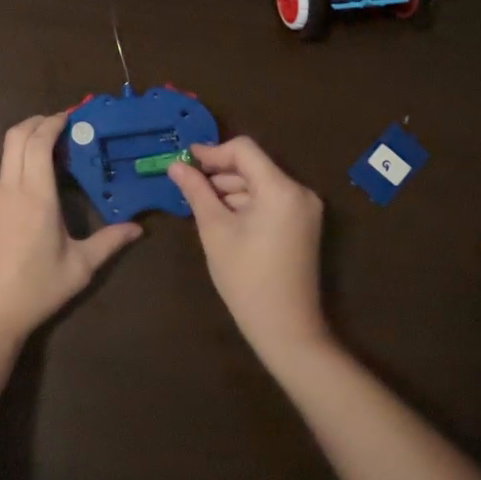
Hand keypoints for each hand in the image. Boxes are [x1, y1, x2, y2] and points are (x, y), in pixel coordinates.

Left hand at [0, 113, 142, 346]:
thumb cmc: (36, 291)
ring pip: (6, 164)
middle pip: (16, 137)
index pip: (39, 141)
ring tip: (46, 174)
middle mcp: (6, 189)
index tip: (68, 117)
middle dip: (36, 123)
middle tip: (57, 126)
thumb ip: (109, 242)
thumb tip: (138, 228)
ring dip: (25, 156)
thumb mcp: (79, 268)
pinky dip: (13, 186)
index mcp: (35, 196)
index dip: (53, 122)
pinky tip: (23, 215)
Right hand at [168, 137, 328, 354]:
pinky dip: (246, 202)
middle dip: (219, 173)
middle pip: (253, 166)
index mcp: (281, 189)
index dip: (213, 152)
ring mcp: (305, 209)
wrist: (286, 329)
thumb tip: (176, 166)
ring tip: (201, 204)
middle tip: (188, 185)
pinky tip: (223, 217)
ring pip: (260, 183)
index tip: (186, 161)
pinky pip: (270, 200)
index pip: (244, 150)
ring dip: (231, 188)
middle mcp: (299, 191)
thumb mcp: (215, 230)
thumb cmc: (246, 278)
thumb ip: (196, 191)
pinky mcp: (303, 224)